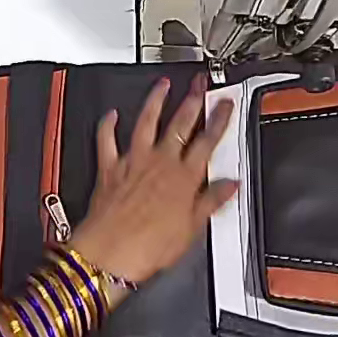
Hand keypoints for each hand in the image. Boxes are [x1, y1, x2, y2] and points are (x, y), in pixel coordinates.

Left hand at [66, 77, 237, 286]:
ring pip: (146, 123)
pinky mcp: (111, 168)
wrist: (111, 253)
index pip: (207, 141)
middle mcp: (160, 163)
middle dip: (192, 100)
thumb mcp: (192, 228)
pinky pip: (107, 140)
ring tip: (163, 85)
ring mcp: (134, 162)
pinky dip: (108, 125)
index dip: (218, 119)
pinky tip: (111, 114)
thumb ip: (211, 201)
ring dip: (155, 101)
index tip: (224, 104)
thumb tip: (230, 185)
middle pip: (180, 124)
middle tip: (199, 83)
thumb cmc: (149, 246)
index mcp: (184, 177)